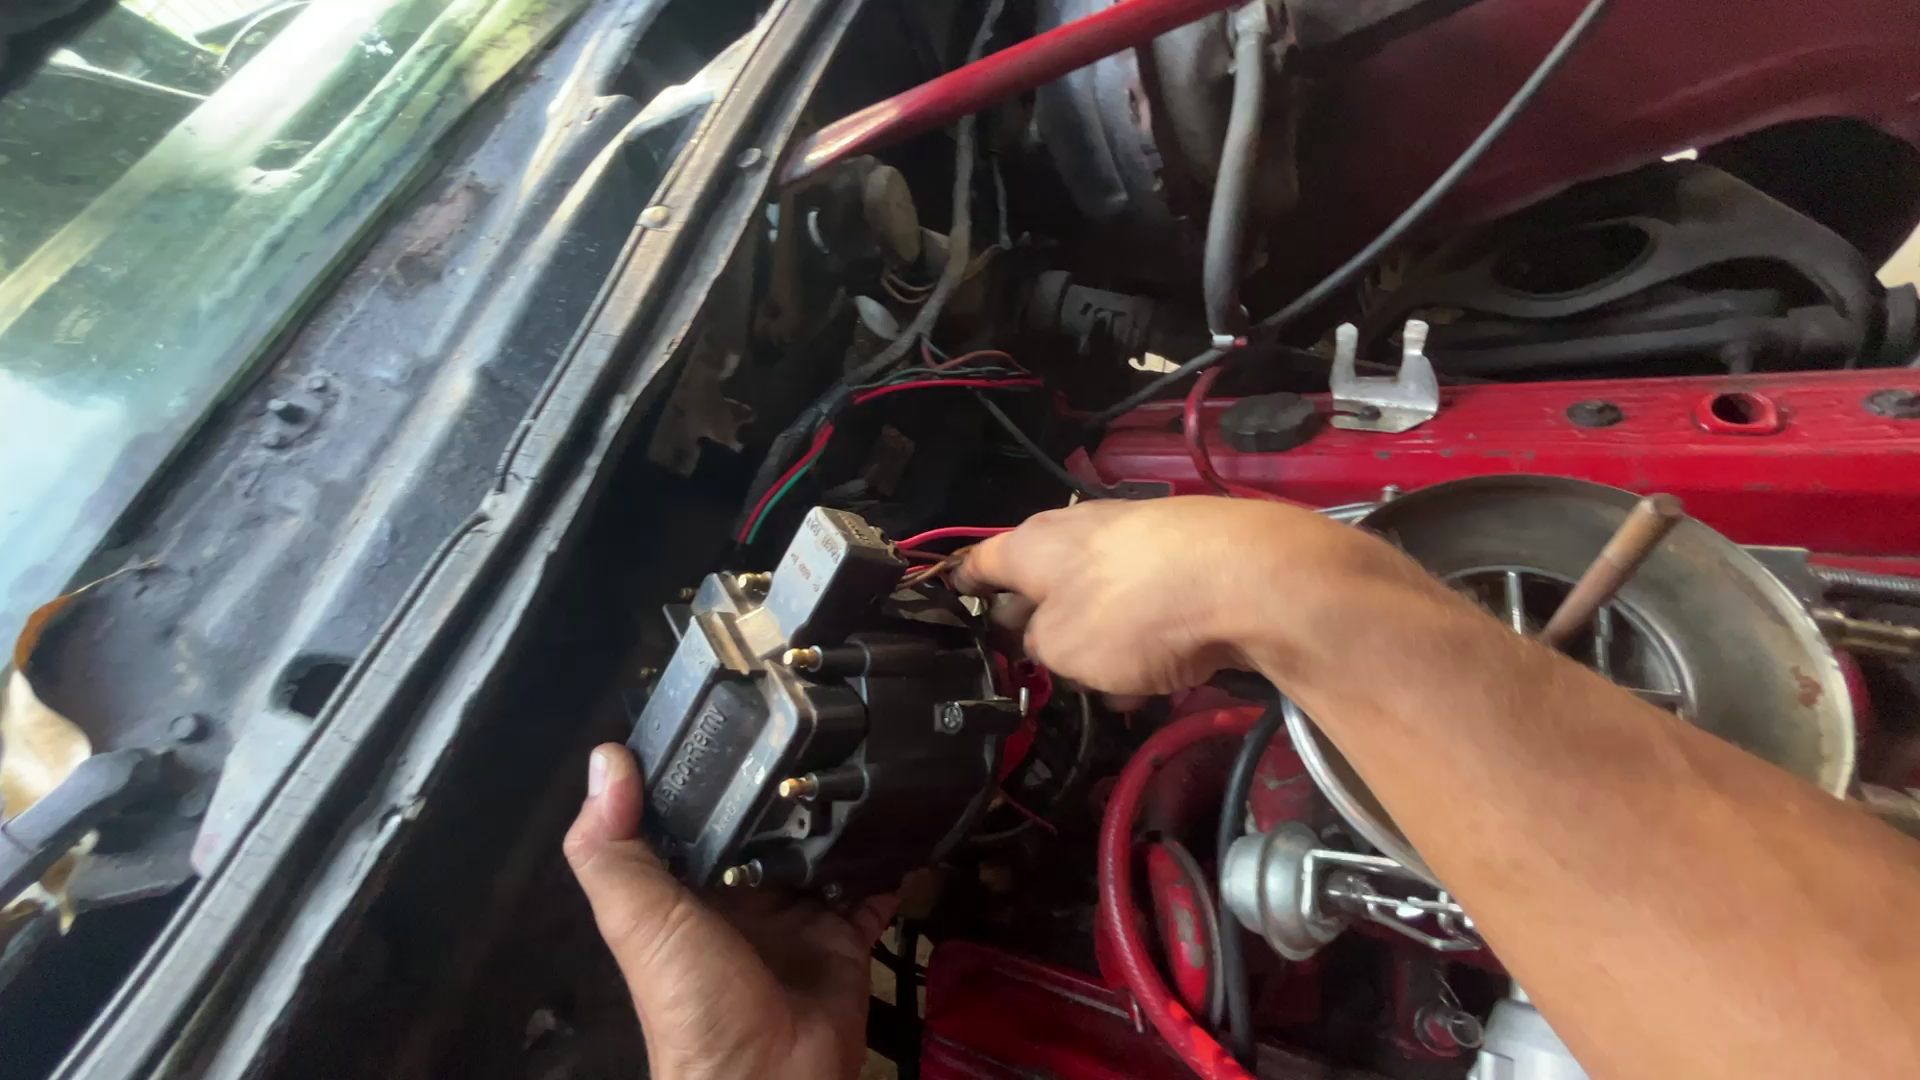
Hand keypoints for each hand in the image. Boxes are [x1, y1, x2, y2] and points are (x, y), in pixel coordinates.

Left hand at [565, 744, 895, 1079]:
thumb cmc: (696, 1002)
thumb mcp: (642, 924)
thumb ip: (614, 852)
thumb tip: (607, 759)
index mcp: (696, 884)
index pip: (708, 808)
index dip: (721, 764)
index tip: (746, 705)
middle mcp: (749, 890)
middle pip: (775, 820)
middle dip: (796, 778)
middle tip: (827, 716)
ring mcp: (802, 910)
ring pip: (827, 844)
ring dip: (846, 809)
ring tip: (871, 749)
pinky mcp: (847, 931)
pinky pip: (872, 884)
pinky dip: (889, 857)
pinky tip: (906, 815)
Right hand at [955, 497, 1432, 695]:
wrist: (1249, 579)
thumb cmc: (1131, 613)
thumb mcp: (1061, 648)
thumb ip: (1037, 643)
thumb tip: (1040, 635)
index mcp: (1033, 544)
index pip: (980, 563)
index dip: (964, 588)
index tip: (955, 603)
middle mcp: (1079, 528)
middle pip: (1042, 577)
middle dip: (1037, 619)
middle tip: (1034, 662)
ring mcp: (1135, 535)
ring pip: (1098, 592)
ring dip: (1093, 634)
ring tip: (1104, 685)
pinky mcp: (1185, 550)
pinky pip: (1145, 597)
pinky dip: (1141, 631)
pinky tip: (1158, 673)